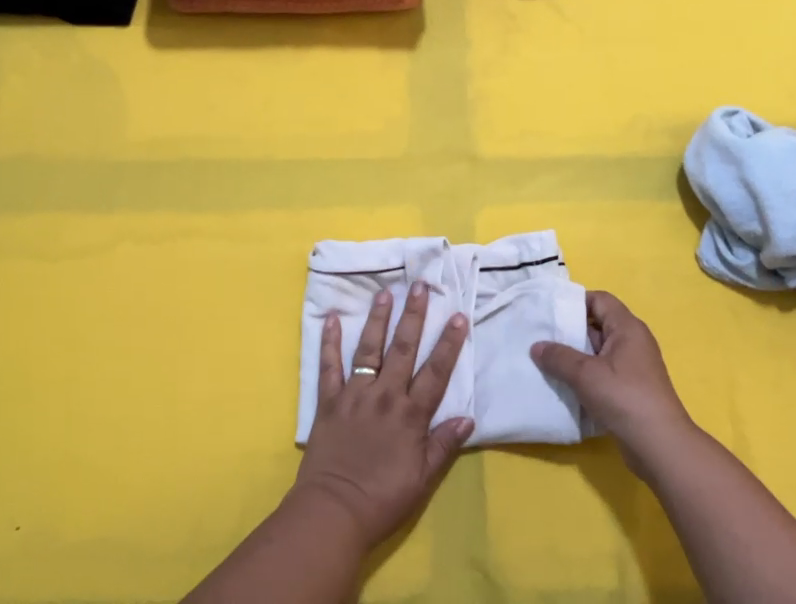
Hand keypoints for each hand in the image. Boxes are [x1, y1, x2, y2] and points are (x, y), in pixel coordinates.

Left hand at [294, 283, 474, 547]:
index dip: (449, 343)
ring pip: (368, 349)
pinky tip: (330, 319)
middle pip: (403, 349)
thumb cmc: (384, 498)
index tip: (458, 316)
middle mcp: (384, 396)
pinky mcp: (328, 402)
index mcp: (410, 414)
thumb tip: (467, 418)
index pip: (436, 371)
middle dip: (414, 315)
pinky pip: (329, 366)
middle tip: (420, 285)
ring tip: (385, 293)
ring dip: (377, 319)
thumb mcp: (423, 477)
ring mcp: (354, 395)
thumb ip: (443, 444)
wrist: (334, 511)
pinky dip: (329, 342)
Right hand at [531, 290, 693, 466]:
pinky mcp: (630, 389)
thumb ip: (558, 357)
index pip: (600, 300)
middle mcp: (633, 342)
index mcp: (627, 328)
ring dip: (575, 357)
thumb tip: (536, 346)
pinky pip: (603, 373)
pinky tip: (563, 385)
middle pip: (598, 325)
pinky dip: (585, 376)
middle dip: (570, 331)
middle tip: (540, 337)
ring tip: (545, 361)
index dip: (574, 302)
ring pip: (598, 352)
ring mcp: (633, 367)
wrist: (659, 445)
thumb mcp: (585, 374)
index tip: (548, 312)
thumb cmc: (624, 398)